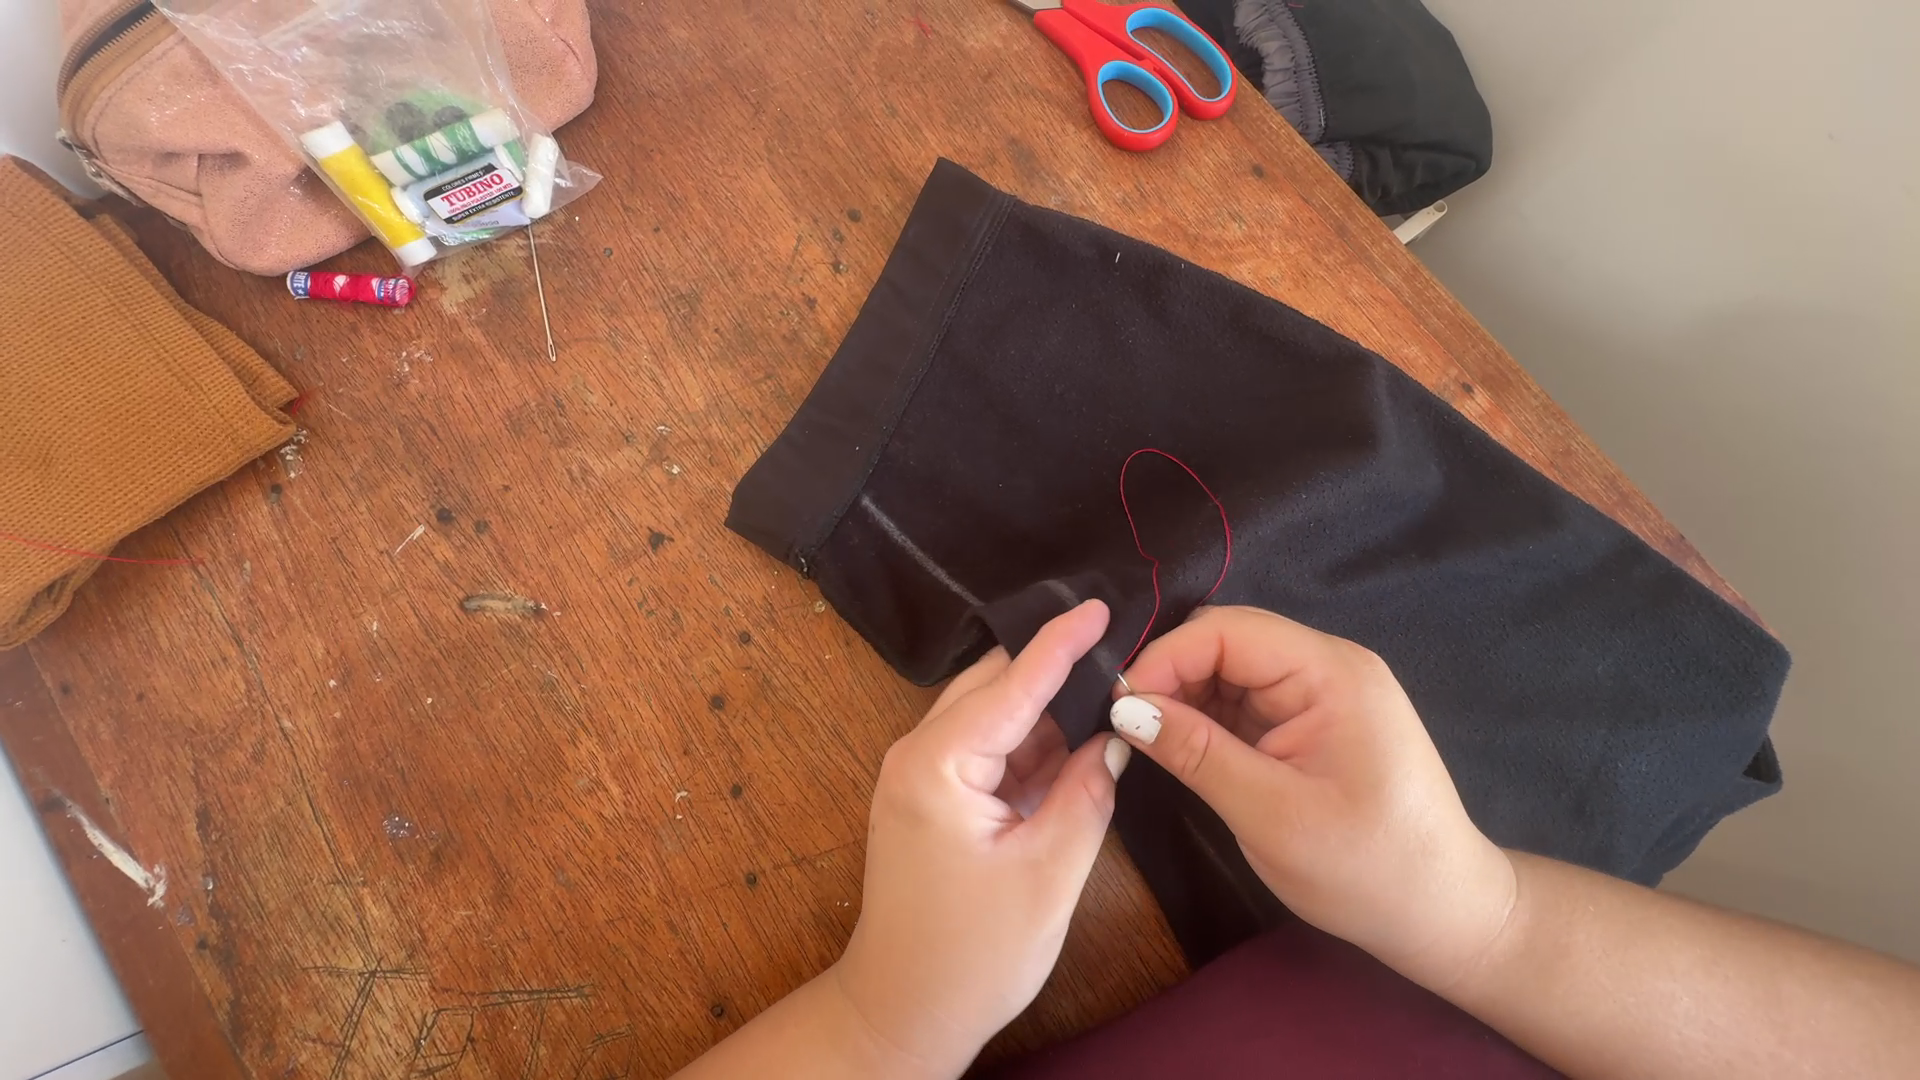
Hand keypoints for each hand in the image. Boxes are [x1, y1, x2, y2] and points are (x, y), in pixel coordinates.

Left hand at [833, 600, 1130, 1075]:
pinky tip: (1074, 744)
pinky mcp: (933, 794)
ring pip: (993, 717)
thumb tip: (1117, 738)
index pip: (1012, 685)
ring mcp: (922, 772)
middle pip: (995, 688)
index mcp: (937, 763)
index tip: (1097, 605)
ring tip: (1106, 695)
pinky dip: (1031, 747)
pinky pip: (988, 750)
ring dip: (1046, 711)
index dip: (1060, 643)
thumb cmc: (973, 954)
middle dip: (1054, 670)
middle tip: (1116, 653)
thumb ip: (1087, 795)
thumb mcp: (1047, 875)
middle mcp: (919, 753)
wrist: (902, 1013)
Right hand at [1108, 605, 1515, 988]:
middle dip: (1170, 672)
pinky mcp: (1305, 716)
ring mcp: (1316, 689)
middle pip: (1225, 638)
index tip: (1121, 705)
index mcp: (1330, 673)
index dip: (1166, 656)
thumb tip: (1124, 709)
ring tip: (1148, 735)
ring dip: (1183, 694)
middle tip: (1128, 721)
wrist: (1444, 916)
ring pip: (1226, 666)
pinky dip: (1202, 714)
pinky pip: (1239, 695)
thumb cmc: (1367, 870)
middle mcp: (1324, 665)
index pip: (1227, 631)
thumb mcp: (1272, 815)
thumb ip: (1196, 753)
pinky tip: (1181, 743)